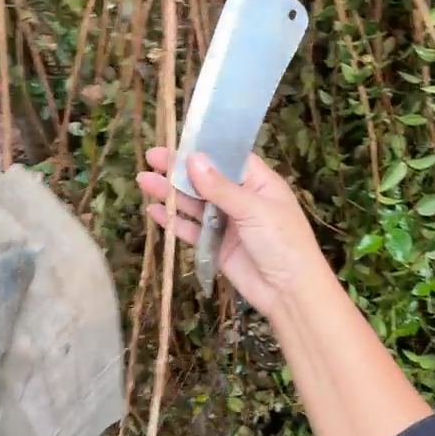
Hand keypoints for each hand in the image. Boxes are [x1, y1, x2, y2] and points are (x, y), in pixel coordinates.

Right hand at [137, 148, 329, 317]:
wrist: (290, 292)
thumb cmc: (283, 242)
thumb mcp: (254, 210)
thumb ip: (221, 187)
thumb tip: (194, 159)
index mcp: (259, 183)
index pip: (227, 159)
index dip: (202, 151)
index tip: (175, 143)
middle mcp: (242, 200)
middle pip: (206, 180)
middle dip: (179, 171)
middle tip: (151, 159)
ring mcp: (229, 223)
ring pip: (195, 204)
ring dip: (172, 194)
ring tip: (144, 181)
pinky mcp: (217, 246)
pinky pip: (192, 230)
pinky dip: (174, 221)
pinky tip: (155, 212)